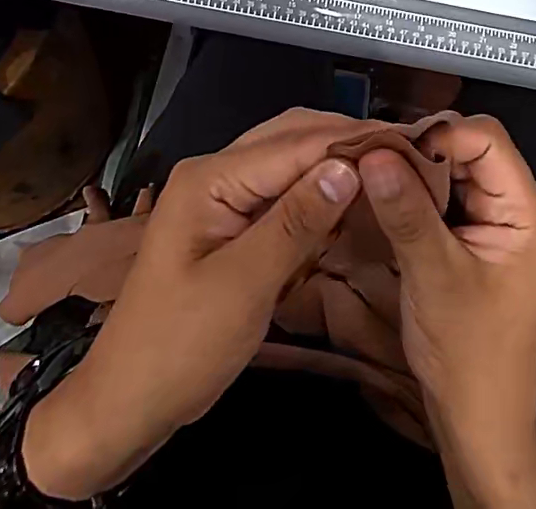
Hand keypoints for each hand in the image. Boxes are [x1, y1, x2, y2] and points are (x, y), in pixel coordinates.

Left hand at [24, 108, 378, 497]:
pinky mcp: (231, 220)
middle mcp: (216, 172)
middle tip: (404, 152)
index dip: (353, 140)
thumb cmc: (180, 346)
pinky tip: (348, 197)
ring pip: (288, 159)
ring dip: (334, 160)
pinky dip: (317, 189)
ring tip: (387, 166)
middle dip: (347, 140)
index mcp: (211, 179)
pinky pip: (281, 191)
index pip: (295, 144)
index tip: (408, 142)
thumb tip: (349, 167)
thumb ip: (296, 221)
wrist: (128, 398)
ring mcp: (222, 195)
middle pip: (291, 137)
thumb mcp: (243, 286)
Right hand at [359, 114, 535, 508]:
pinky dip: (414, 191)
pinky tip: (385, 197)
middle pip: (469, 147)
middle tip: (374, 161)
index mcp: (525, 211)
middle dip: (421, 148)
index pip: (487, 139)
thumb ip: (406, 211)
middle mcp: (514, 207)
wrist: (478, 418)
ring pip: (451, 169)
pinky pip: (442, 195)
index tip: (390, 150)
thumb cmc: (469, 353)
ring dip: (413, 169)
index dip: (439, 134)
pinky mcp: (471, 236)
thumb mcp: (434, 277)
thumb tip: (374, 154)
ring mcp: (492, 222)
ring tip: (373, 176)